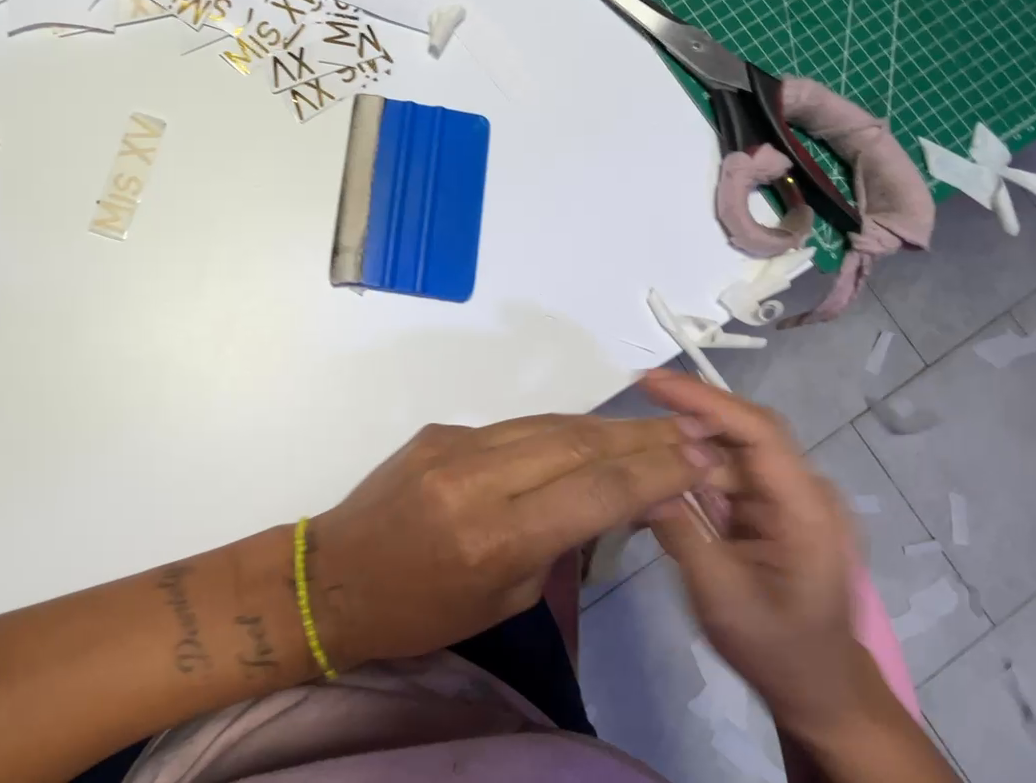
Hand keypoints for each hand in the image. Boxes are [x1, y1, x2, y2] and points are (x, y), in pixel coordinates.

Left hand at [305, 412, 719, 670]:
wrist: (335, 576)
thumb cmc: (422, 611)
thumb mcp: (505, 598)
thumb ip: (559, 543)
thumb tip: (609, 499)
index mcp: (496, 536)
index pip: (596, 490)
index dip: (654, 472)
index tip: (699, 459)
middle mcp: (475, 478)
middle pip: (576, 443)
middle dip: (639, 437)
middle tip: (689, 433)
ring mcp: (452, 445)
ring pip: (546, 425)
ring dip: (602, 427)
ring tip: (651, 428)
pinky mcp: (437, 431)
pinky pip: (510, 428)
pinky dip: (554, 432)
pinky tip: (583, 437)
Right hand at [643, 370, 872, 740]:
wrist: (818, 690)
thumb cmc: (777, 647)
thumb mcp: (722, 595)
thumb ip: (683, 532)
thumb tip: (641, 481)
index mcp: (805, 508)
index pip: (757, 432)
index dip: (704, 400)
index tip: (650, 382)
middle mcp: (802, 493)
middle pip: (743, 433)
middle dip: (688, 415)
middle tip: (632, 402)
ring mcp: (786, 502)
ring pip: (729, 453)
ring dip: (683, 446)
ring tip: (632, 445)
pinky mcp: (768, 513)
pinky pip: (725, 477)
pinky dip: (689, 472)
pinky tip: (654, 474)